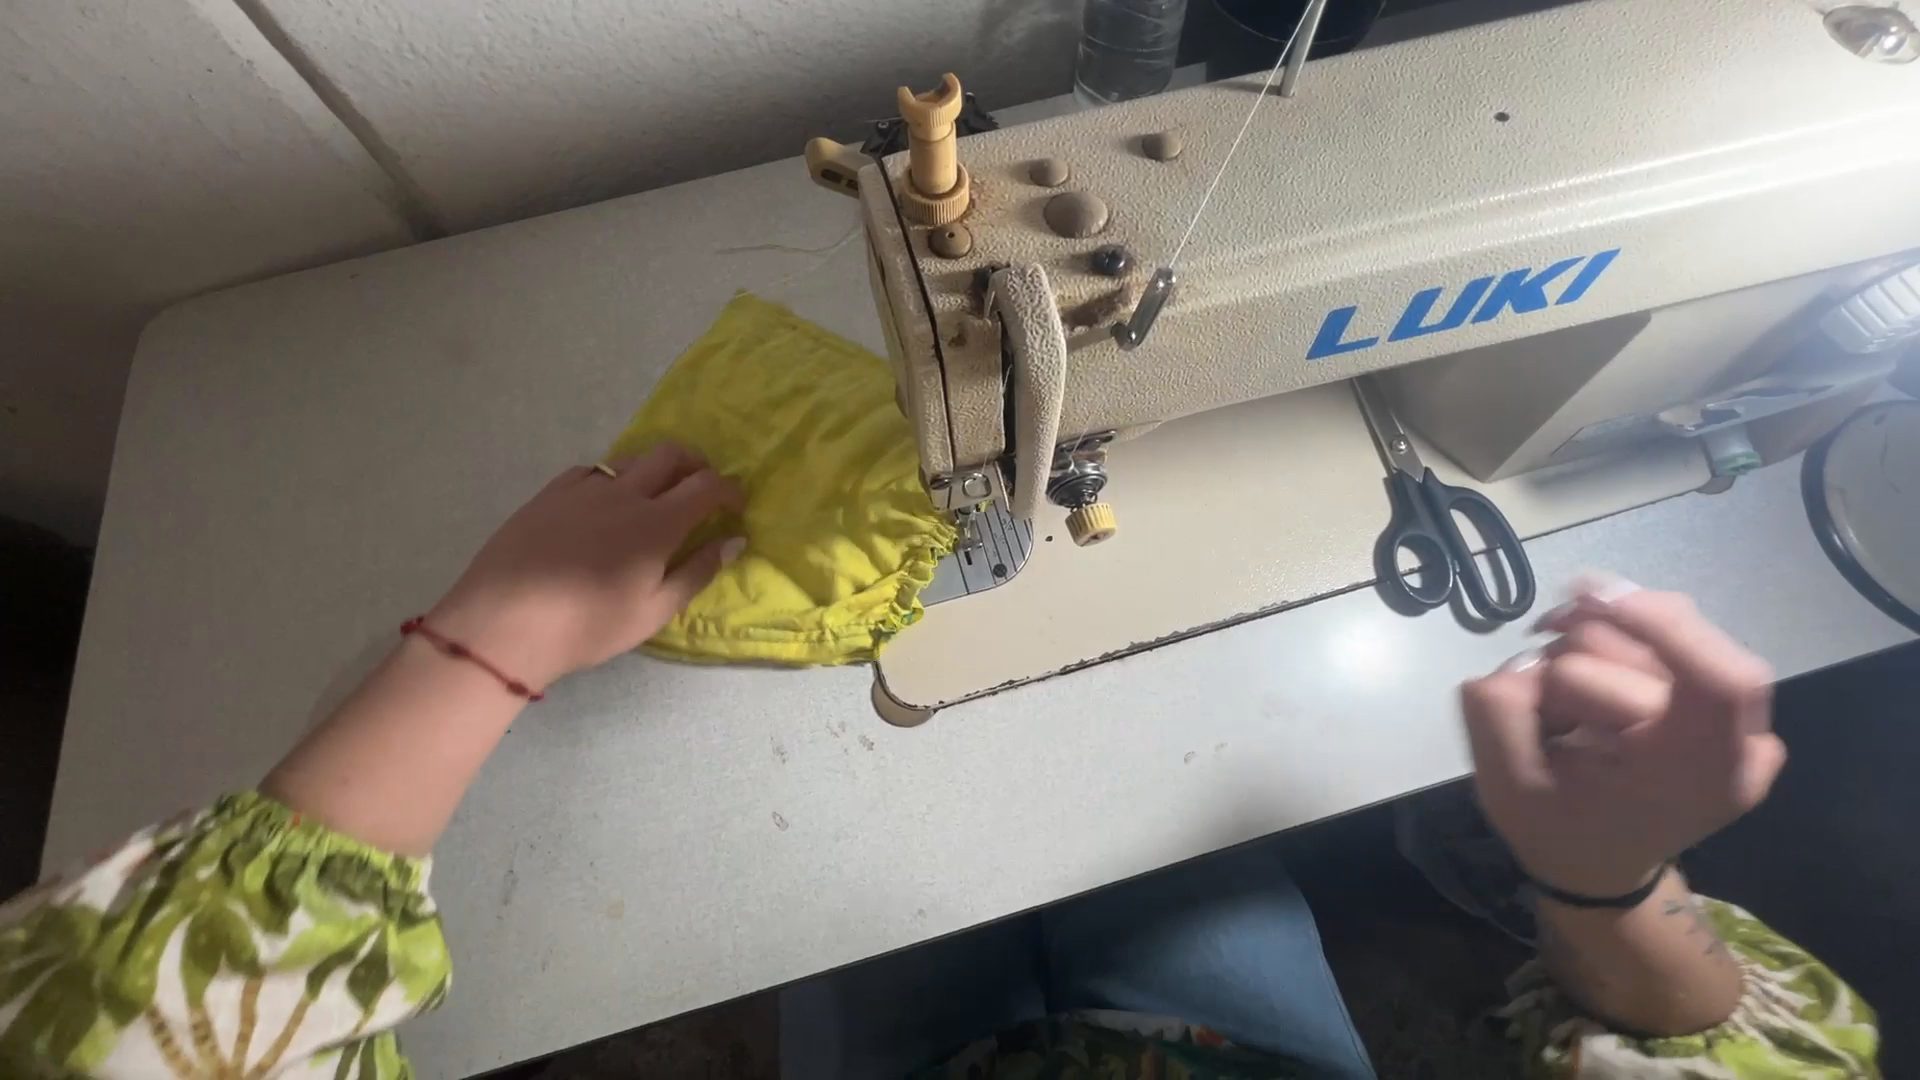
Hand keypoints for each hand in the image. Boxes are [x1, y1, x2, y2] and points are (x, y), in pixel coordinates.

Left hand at [426, 443, 744, 688]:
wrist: (502, 624)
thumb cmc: (589, 626)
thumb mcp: (654, 611)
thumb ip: (698, 571)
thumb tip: (733, 541)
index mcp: (656, 523)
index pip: (707, 486)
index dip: (730, 490)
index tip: (735, 506)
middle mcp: (624, 494)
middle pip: (671, 454)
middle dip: (697, 464)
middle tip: (701, 489)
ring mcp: (583, 489)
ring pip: (632, 458)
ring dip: (656, 469)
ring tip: (655, 498)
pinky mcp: (550, 494)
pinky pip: (592, 471)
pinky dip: (614, 478)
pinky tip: (606, 504)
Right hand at [1460, 586, 1785, 898]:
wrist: (1594, 859)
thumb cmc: (1553, 827)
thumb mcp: (1503, 782)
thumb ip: (1499, 710)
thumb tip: (1527, 656)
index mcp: (1695, 774)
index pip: (1718, 681)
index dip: (1659, 625)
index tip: (1582, 598)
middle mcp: (1735, 738)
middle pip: (1640, 649)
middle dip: (1568, 666)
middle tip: (1541, 715)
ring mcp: (1730, 715)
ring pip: (1637, 632)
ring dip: (1577, 656)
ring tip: (1559, 709)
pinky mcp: (1710, 695)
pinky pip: (1650, 634)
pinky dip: (1599, 643)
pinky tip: (1575, 679)